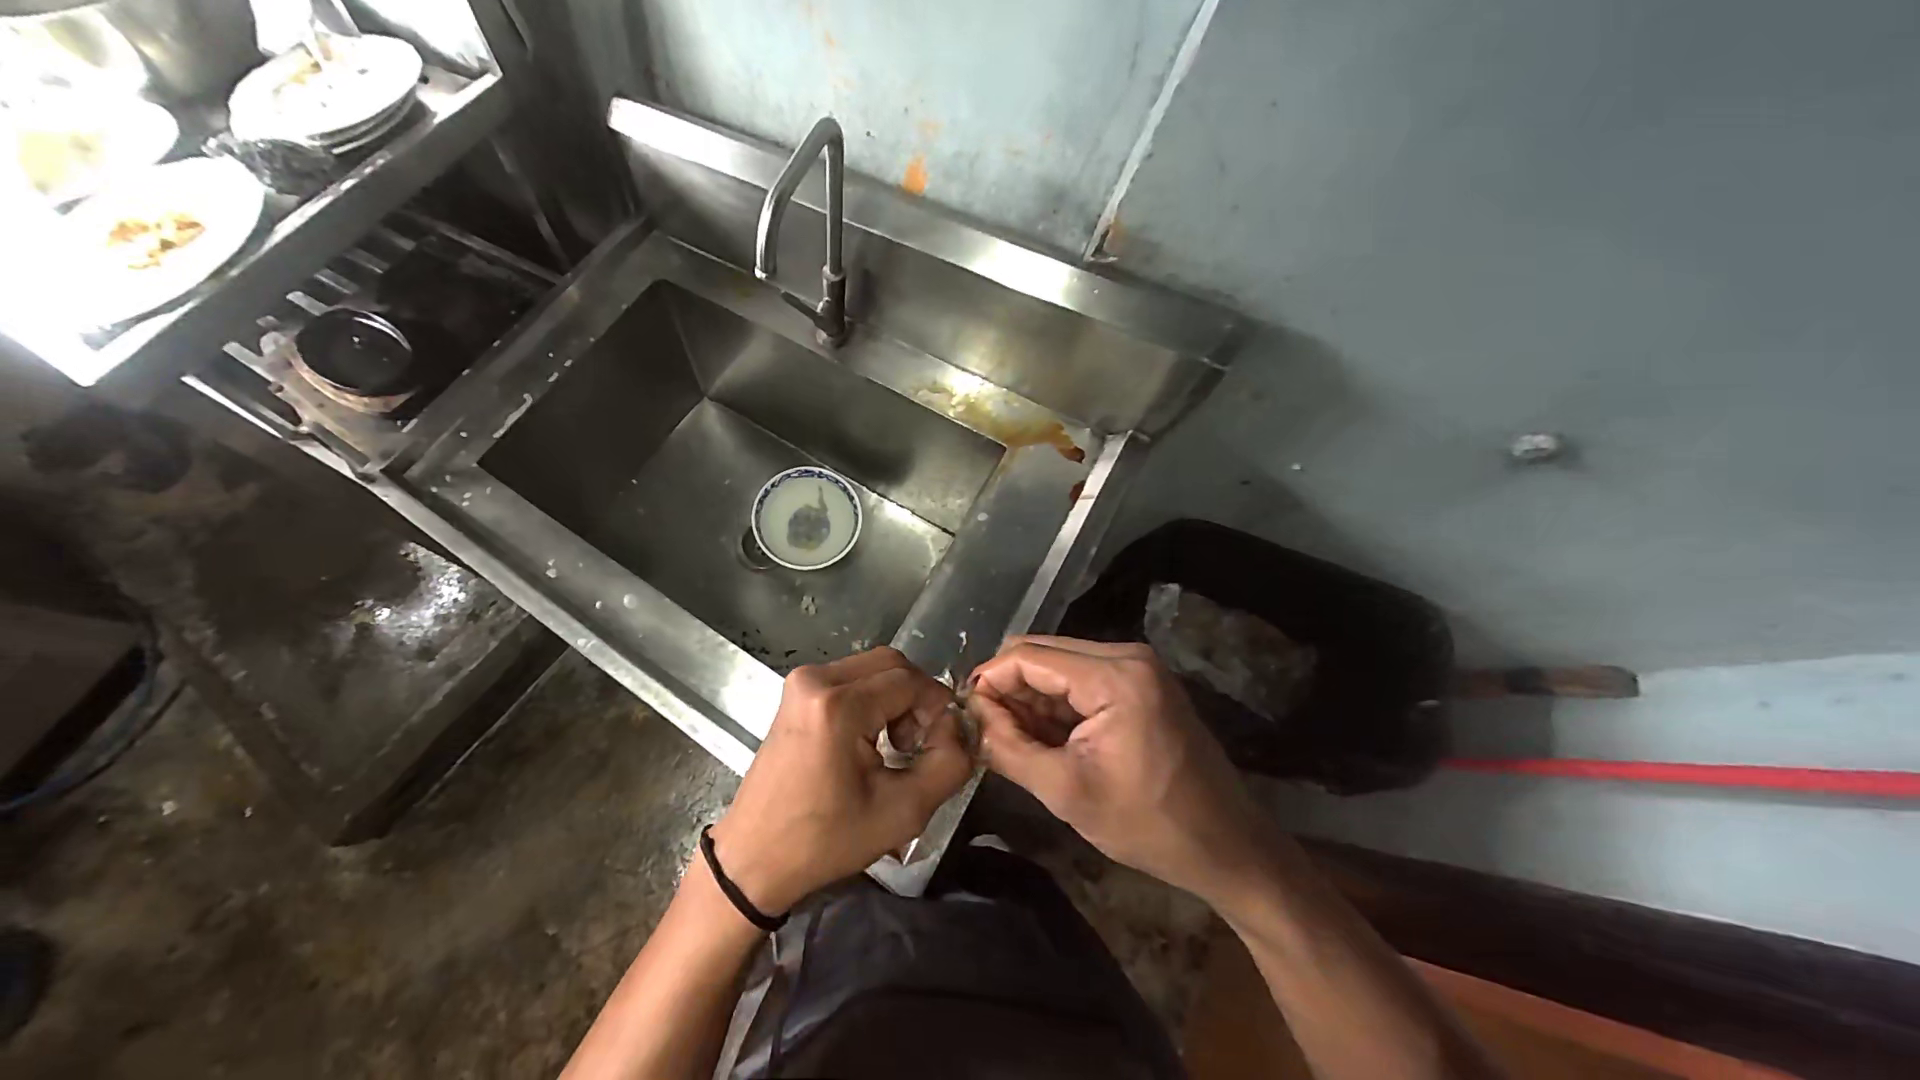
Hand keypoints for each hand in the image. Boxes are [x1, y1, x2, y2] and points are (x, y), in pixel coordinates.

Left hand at [709, 647, 972, 914]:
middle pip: (892, 664)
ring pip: (874, 669)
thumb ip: (948, 763)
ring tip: (896, 747)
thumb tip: (960, 729)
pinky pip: (852, 679)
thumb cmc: (825, 841)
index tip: (941, 746)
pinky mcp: (796, 693)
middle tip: (918, 746)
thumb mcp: (903, 811)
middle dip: (917, 700)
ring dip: (896, 700)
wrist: (753, 858)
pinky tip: (871, 740)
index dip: (937, 709)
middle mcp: (816, 680)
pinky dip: (874, 701)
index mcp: (838, 705)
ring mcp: (801, 682)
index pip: (911, 681)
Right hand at [969, 636, 1274, 900]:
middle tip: (986, 734)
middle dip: (1007, 690)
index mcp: (1114, 676)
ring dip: (1030, 699)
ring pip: (1059, 666)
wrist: (1227, 845)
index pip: (1027, 656)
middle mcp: (1127, 656)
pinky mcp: (1142, 683)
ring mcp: (1138, 667)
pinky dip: (1056, 705)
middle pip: (1042, 654)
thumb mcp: (1065, 791)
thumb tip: (969, 718)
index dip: (988, 682)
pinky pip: (1082, 679)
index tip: (964, 719)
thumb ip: (1008, 748)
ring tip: (1013, 743)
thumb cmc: (1149, 825)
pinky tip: (1044, 739)